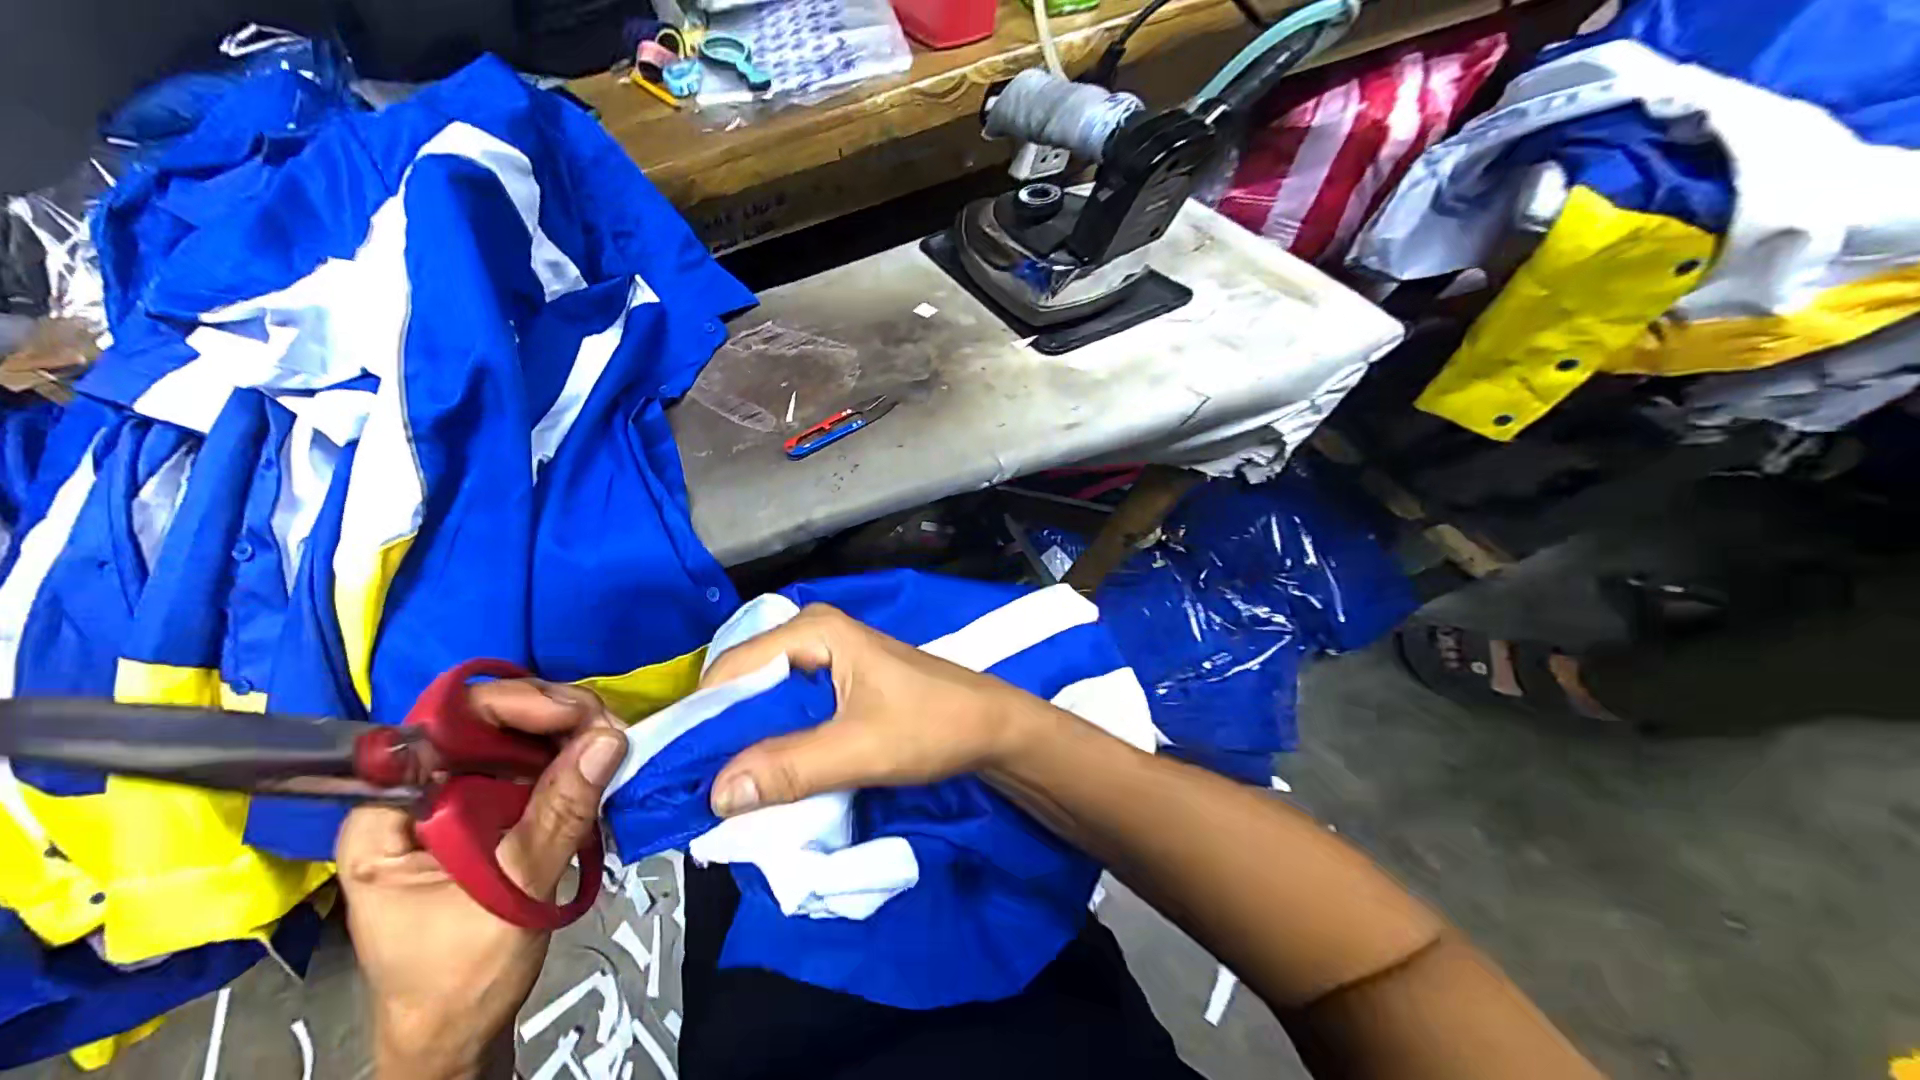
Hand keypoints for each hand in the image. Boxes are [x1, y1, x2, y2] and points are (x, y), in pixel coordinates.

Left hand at [336, 679, 628, 1079]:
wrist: (459, 1035)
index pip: (440, 728)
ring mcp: (464, 802)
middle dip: (552, 717)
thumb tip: (609, 738)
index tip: (569, 715)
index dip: (506, 707)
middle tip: (608, 728)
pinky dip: (575, 760)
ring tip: (615, 743)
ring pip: (520, 742)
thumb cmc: (457, 977)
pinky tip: (604, 762)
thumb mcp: (508, 893)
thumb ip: (557, 814)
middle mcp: (424, 794)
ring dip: (572, 734)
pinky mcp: (501, 814)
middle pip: (487, 725)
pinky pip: (539, 769)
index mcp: (390, 812)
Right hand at [700, 603, 1053, 816]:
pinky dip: (770, 740)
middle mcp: (810, 634)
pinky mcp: (832, 681)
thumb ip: (792, 767)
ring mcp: (822, 656)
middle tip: (692, 790)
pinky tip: (760, 774)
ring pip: (762, 699)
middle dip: (719, 734)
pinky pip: (784, 709)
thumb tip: (716, 794)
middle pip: (742, 682)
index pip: (732, 670)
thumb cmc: (933, 726)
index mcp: (814, 631)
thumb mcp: (862, 750)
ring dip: (743, 742)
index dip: (701, 720)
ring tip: (719, 790)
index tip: (673, 774)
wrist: (989, 726)